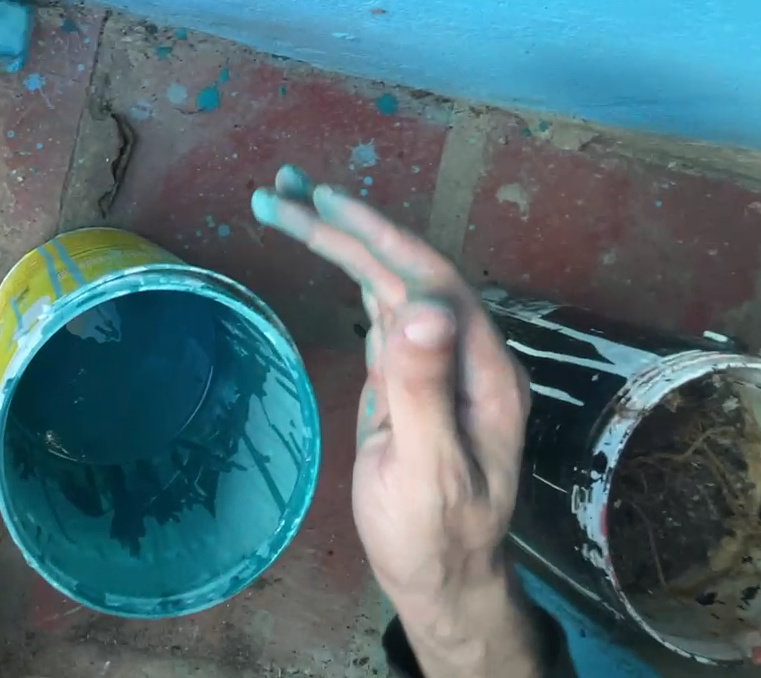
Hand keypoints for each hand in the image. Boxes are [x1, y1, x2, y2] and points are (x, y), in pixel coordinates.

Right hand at [252, 166, 540, 677]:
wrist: (440, 575)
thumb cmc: (434, 532)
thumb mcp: (429, 470)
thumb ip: (425, 389)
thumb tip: (420, 308)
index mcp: (479, 368)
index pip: (427, 278)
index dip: (374, 235)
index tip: (318, 205)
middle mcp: (459, 348)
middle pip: (401, 266)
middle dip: (343, 223)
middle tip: (281, 186)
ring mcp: (432, 356)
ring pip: (385, 278)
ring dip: (338, 235)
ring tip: (287, 199)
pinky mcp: (406, 367)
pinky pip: (376, 301)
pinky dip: (346, 267)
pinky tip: (326, 245)